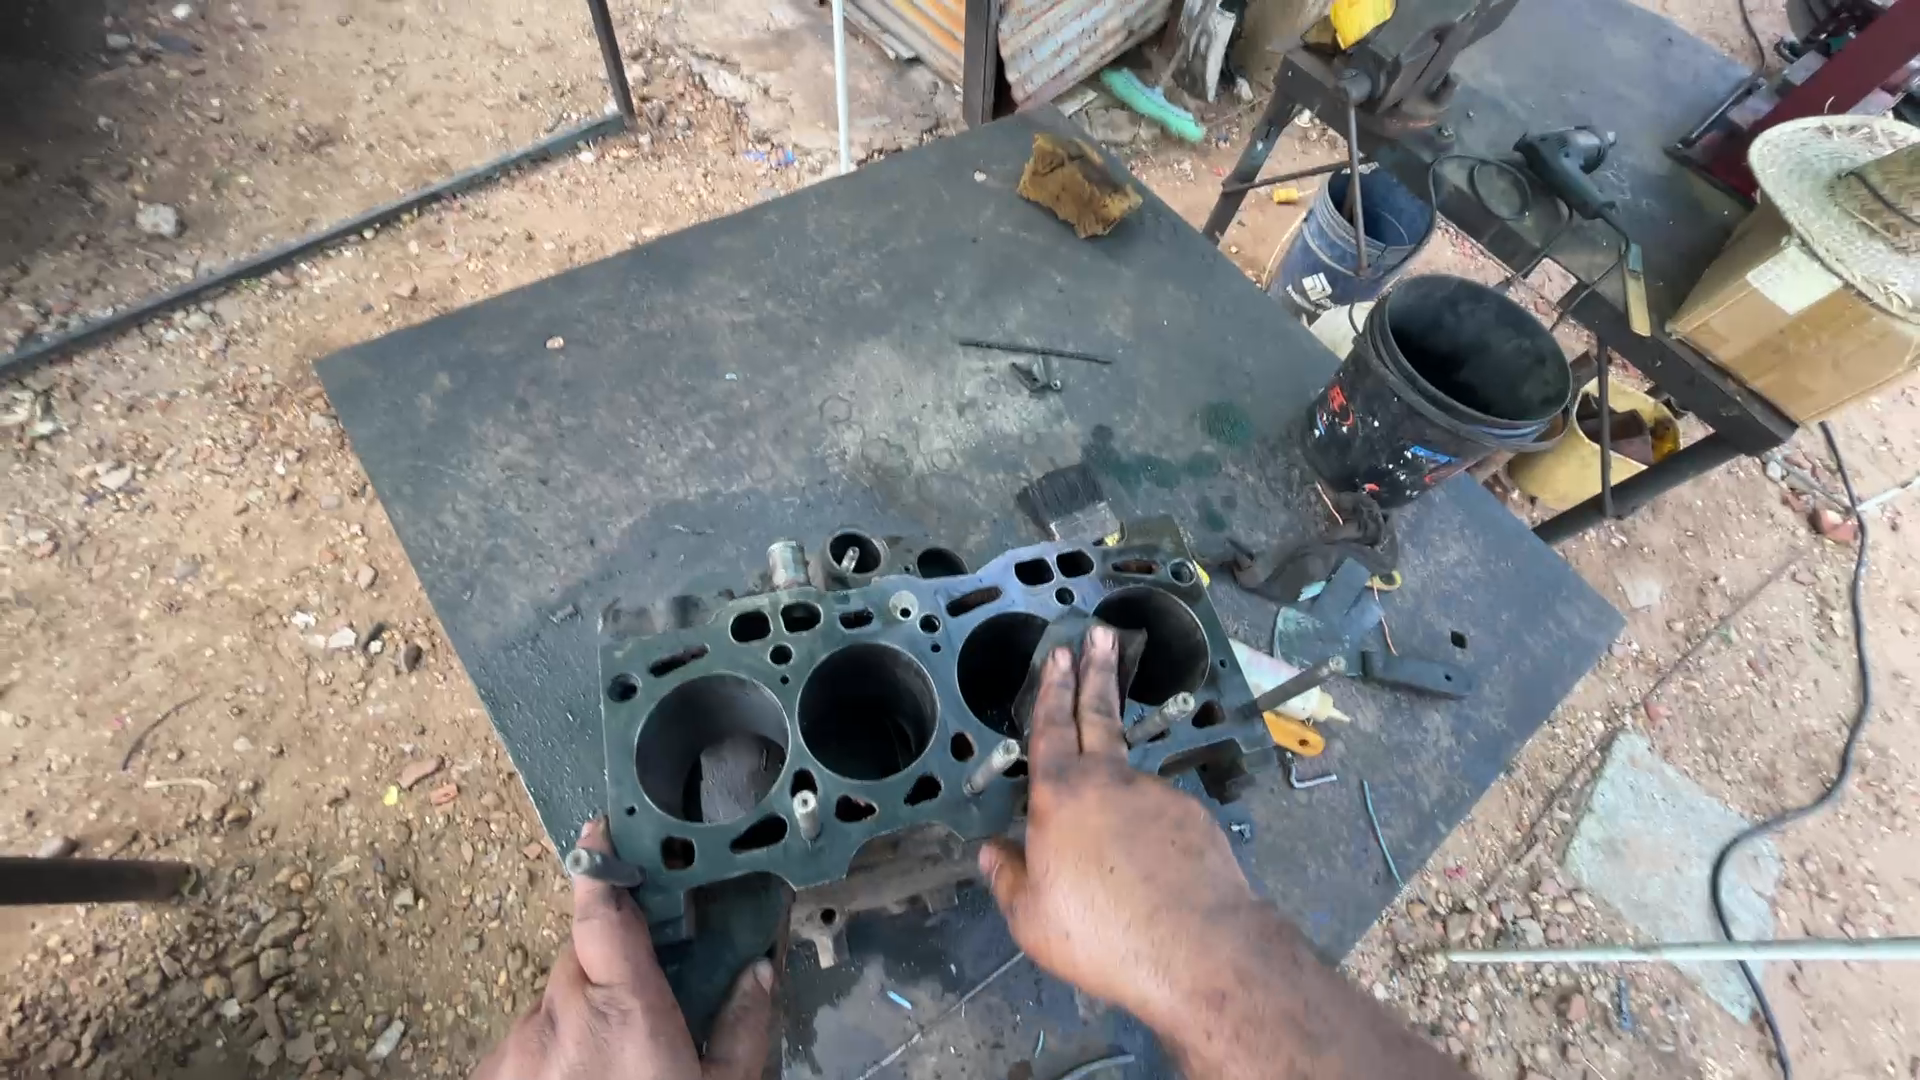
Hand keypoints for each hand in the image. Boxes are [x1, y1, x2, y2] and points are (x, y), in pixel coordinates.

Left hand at [471, 817, 773, 1079]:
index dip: (601, 866)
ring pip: (551, 999)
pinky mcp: (488, 1076)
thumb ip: (743, 1025)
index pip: (603, 916)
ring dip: (577, 1011)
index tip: (600, 829)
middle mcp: (559, 1019)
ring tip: (605, 1061)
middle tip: (639, 1003)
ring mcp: (513, 1053)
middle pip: (580, 957)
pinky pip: (524, 1038)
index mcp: (624, 1011)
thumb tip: (761, 967)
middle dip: (608, 964)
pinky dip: (547, 1046)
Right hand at [979, 625, 1258, 1028]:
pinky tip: (1154, 870)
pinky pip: (1161, 815)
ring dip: (1119, 787)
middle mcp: (1108, 780)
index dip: (1052, 688)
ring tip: (1115, 846)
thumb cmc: (1100, 932)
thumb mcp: (1032, 918)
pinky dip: (1151, 830)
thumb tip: (991, 852)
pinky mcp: (1192, 814)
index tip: (1060, 654)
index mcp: (1061, 795)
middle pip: (1099, 712)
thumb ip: (1007, 878)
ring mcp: (1156, 792)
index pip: (1051, 727)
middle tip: (1101, 634)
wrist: (1197, 951)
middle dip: (1097, 670)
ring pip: (1129, 778)